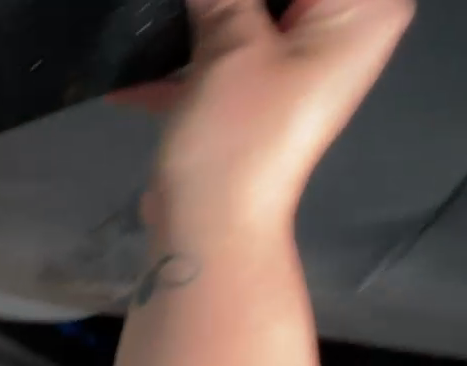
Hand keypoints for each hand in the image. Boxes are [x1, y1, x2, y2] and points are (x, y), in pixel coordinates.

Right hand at [139, 0, 413, 237]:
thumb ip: (221, 3)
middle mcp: (336, 34)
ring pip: (240, 31)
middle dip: (216, 5)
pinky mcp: (248, 105)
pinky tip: (125, 82)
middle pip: (274, 1)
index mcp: (359, 10)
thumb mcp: (227, 55)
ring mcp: (290, 73)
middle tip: (169, 12)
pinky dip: (175, 75)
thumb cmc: (235, 135)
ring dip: (190, 34)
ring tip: (146, 34)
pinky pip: (215, 72)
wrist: (209, 223)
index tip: (201, 3)